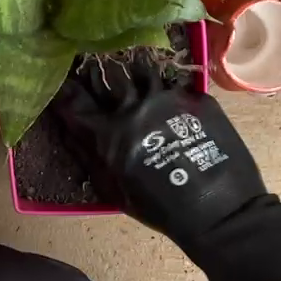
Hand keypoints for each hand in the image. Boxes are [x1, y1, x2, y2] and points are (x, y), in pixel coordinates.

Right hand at [59, 63, 280, 280]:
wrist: (219, 210)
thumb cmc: (161, 208)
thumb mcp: (115, 191)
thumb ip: (91, 158)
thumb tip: (73, 135)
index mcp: (111, 135)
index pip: (76, 104)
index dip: (66, 93)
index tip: (62, 85)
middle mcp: (136, 108)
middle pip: (110, 75)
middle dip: (100, 74)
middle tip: (100, 74)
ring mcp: (169, 98)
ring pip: (144, 70)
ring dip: (136, 75)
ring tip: (138, 79)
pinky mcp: (197, 99)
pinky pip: (176, 84)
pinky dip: (168, 90)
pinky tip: (171, 99)